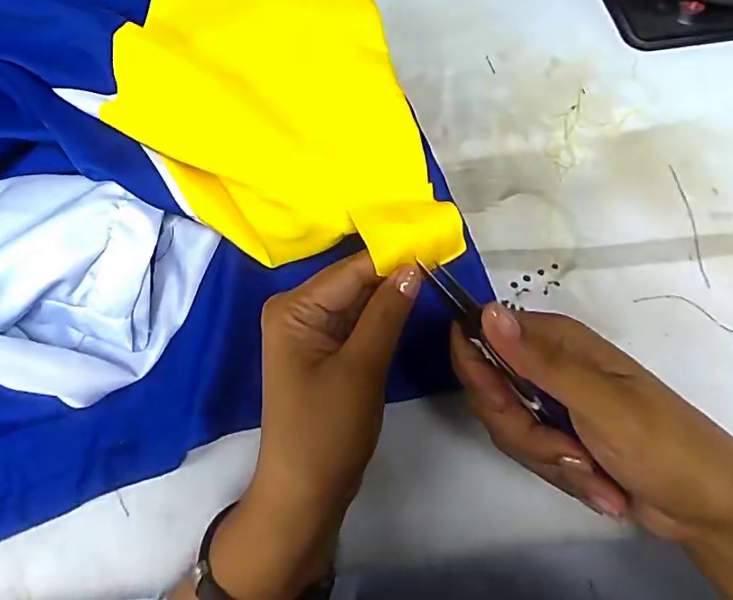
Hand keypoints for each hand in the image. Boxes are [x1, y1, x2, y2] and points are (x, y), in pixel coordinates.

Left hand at [191, 252, 420, 599]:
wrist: (305, 494)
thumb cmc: (326, 431)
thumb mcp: (360, 370)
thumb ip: (385, 315)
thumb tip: (412, 267)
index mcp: (293, 307)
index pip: (348, 271)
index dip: (390, 255)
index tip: (432, 238)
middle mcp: (295, 309)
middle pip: (350, 281)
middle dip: (392, 271)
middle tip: (439, 252)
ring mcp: (308, 329)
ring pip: (355, 300)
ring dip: (389, 291)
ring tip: (434, 270)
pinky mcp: (322, 348)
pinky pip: (354, 321)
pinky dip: (380, 314)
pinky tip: (410, 301)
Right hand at [452, 306, 732, 599]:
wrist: (716, 512)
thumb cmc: (667, 445)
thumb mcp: (601, 403)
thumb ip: (539, 361)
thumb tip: (486, 312)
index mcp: (555, 339)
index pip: (483, 333)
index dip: (477, 366)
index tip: (497, 401)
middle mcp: (546, 363)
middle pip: (489, 389)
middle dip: (523, 432)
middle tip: (567, 452)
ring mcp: (551, 402)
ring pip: (506, 427)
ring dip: (549, 461)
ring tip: (597, 475)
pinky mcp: (558, 438)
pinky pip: (529, 454)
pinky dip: (564, 477)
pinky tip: (604, 488)